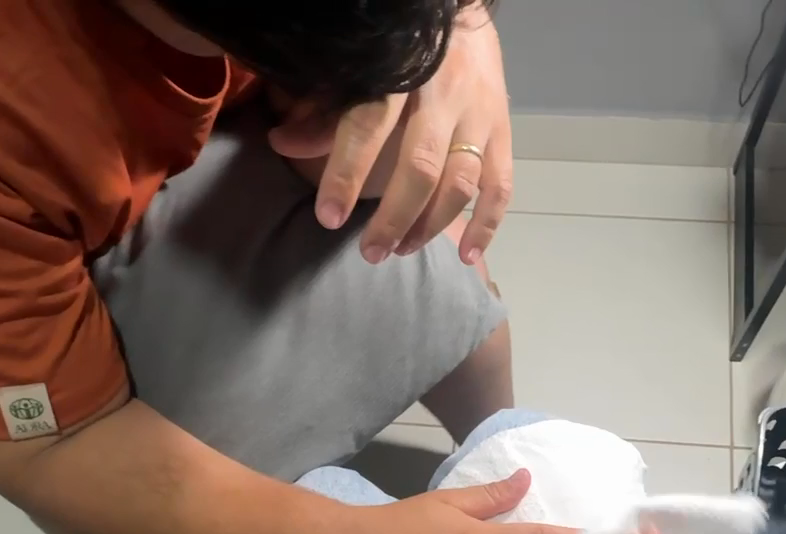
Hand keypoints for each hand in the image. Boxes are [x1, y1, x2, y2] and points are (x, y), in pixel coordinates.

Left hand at [278, 9, 510, 265]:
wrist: (461, 7)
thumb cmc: (400, 46)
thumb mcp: (359, 67)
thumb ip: (323, 108)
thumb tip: (283, 144)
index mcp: (400, 70)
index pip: (369, 127)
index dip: (347, 174)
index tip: (329, 218)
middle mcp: (444, 93)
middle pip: (421, 167)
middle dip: (394, 218)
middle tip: (371, 252)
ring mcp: (479, 114)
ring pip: (460, 183)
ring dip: (431, 225)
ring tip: (402, 250)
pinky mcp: (502, 132)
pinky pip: (500, 187)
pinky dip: (486, 226)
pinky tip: (467, 256)